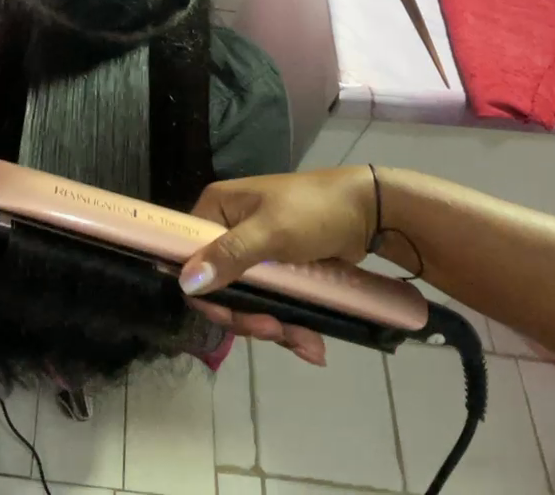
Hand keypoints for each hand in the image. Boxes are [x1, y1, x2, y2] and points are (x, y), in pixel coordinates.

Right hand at [178, 169, 379, 366]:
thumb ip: (229, 256)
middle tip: (273, 331)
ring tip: (306, 342)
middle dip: (246, 315)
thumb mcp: (271, 233)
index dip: (205, 290)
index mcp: (217, 209)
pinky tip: (311, 343)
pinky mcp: (279, 270)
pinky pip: (271, 303)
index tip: (229, 315)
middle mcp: (229, 229)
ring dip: (272, 326)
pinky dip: (289, 325)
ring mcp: (254, 251)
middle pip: (219, 286)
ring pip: (247, 300)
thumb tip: (185, 282)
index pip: (190, 255)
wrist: (370, 212)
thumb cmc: (314, 211)